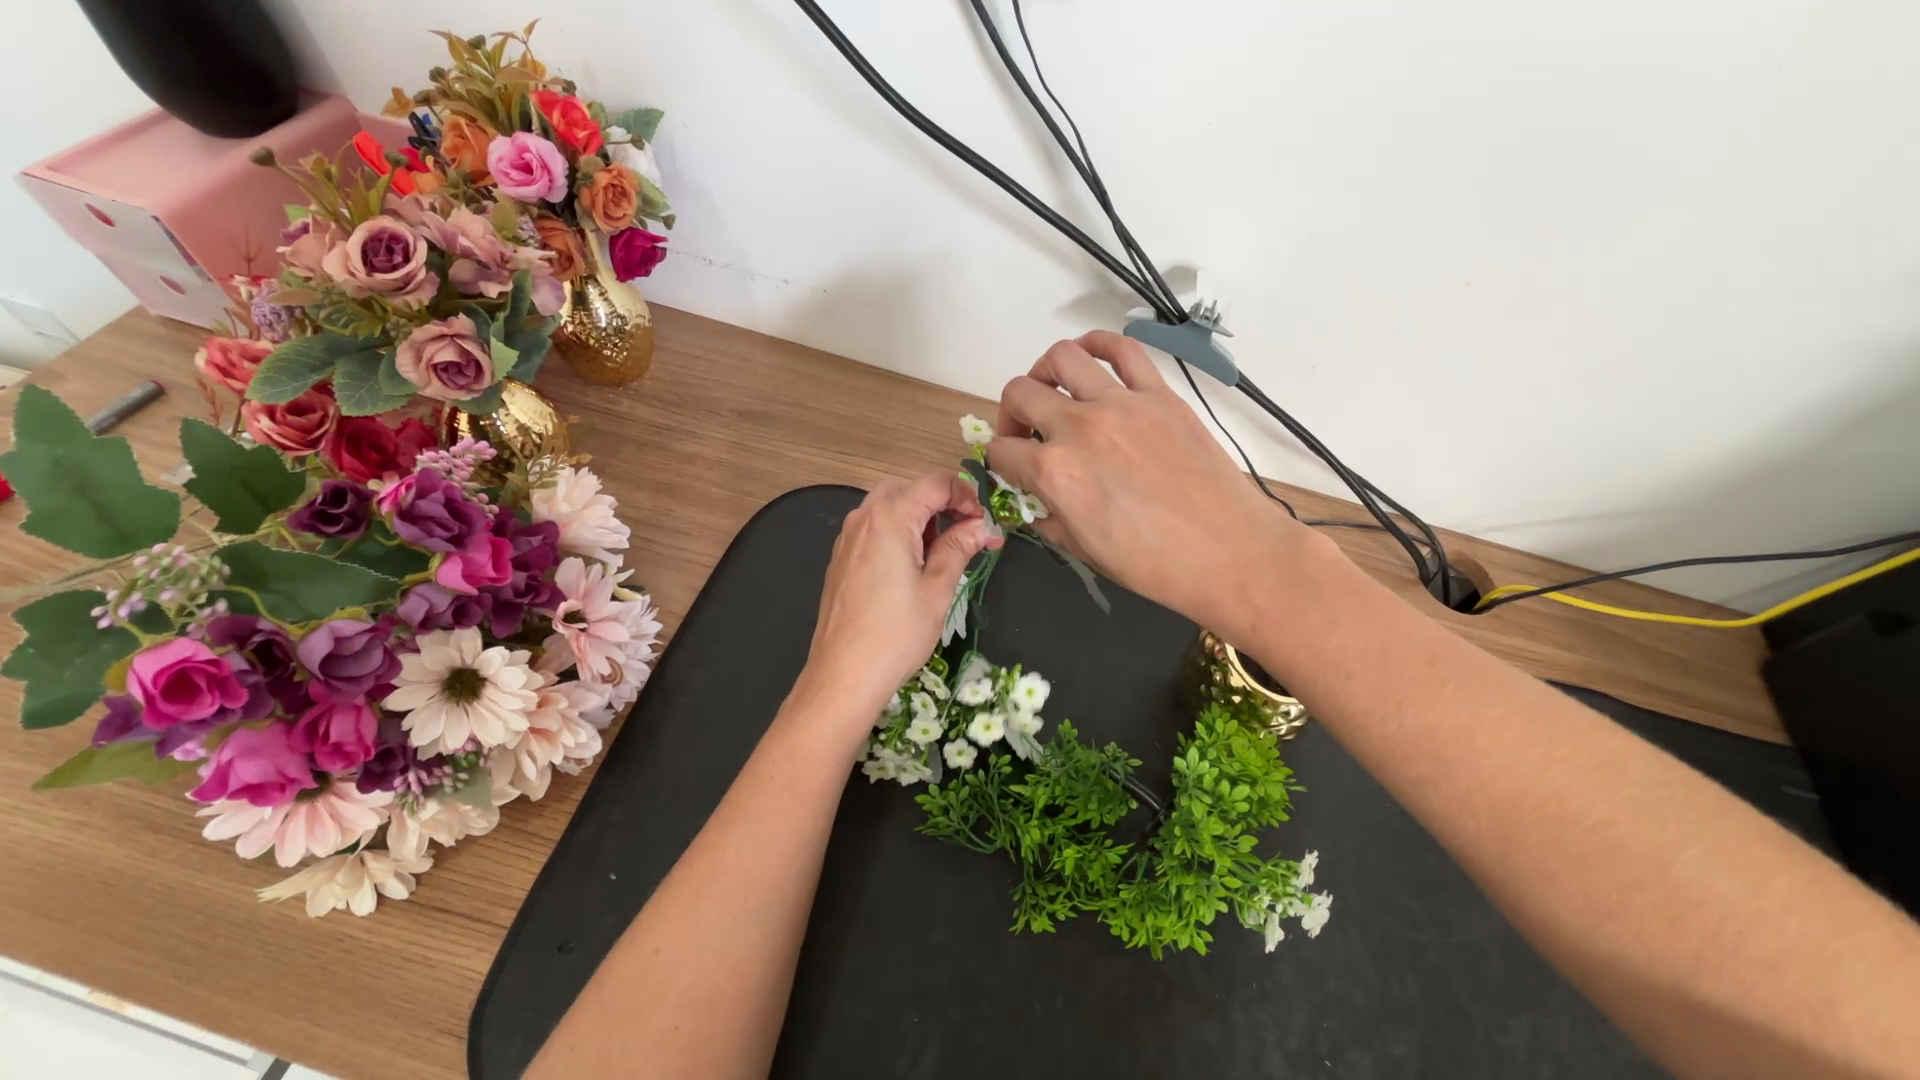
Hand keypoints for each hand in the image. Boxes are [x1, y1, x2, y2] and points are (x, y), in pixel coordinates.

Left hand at [795, 472, 1001, 736]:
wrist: (844, 674)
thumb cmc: (896, 633)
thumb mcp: (938, 589)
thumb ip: (959, 548)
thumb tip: (980, 527)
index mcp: (889, 518)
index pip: (936, 483)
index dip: (966, 496)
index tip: (984, 524)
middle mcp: (863, 519)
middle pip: (910, 490)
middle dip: (942, 506)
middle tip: (968, 536)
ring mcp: (847, 539)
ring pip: (889, 508)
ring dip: (920, 519)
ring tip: (943, 555)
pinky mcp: (841, 559)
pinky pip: (873, 530)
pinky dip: (898, 535)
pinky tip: (912, 568)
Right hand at [986, 331, 1318, 641]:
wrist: (1228, 552)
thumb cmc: (1155, 564)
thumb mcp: (1085, 551)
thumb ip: (1049, 518)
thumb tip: (1038, 501)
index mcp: (1055, 473)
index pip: (1001, 452)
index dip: (999, 463)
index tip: (1012, 470)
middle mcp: (1080, 427)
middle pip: (1020, 393)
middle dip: (1011, 414)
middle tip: (1025, 433)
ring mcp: (1121, 404)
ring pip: (1062, 357)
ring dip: (1044, 372)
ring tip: (1053, 391)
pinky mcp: (1159, 394)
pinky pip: (1121, 349)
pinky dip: (1098, 344)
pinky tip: (1091, 359)